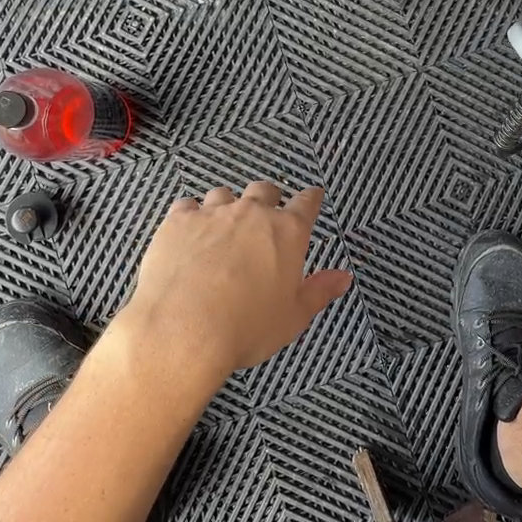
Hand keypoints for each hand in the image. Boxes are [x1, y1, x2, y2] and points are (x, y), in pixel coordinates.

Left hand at [116, 182, 351, 379]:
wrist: (185, 330)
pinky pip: (186, 205)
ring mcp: (213, 214)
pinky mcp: (178, 222)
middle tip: (267, 213)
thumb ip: (319, 291)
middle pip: (264, 190)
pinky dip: (191, 215)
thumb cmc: (243, 328)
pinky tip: (189, 230)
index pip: (306, 203)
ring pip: (224, 194)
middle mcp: (251, 214)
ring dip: (228, 205)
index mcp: (286, 233)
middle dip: (269, 198)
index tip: (312, 195)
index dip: (311, 198)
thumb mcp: (293, 316)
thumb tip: (342, 277)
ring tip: (224, 224)